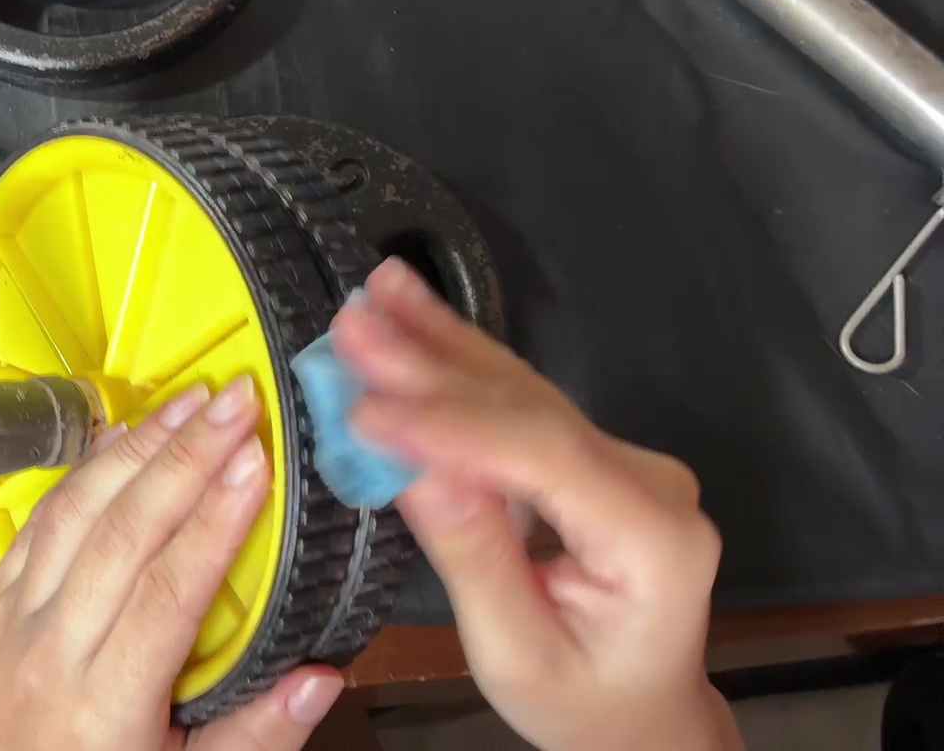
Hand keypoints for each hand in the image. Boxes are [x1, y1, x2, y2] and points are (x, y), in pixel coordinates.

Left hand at [0, 377, 343, 750]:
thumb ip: (253, 737)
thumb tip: (318, 674)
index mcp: (104, 708)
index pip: (166, 594)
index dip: (214, 522)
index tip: (254, 461)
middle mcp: (51, 645)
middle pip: (122, 531)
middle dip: (184, 455)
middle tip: (233, 401)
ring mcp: (15, 610)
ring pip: (77, 506)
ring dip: (137, 444)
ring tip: (188, 402)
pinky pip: (42, 512)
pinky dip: (86, 465)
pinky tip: (124, 434)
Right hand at [339, 259, 742, 750]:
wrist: (636, 710)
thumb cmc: (579, 703)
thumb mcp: (516, 653)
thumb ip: (474, 557)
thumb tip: (416, 471)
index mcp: (648, 539)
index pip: (539, 458)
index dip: (446, 426)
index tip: (363, 410)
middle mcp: (640, 478)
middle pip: (520, 404)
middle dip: (425, 362)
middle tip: (352, 324)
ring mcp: (609, 452)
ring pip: (509, 381)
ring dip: (434, 335)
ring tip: (378, 291)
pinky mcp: (572, 442)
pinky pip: (503, 389)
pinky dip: (448, 346)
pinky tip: (411, 306)